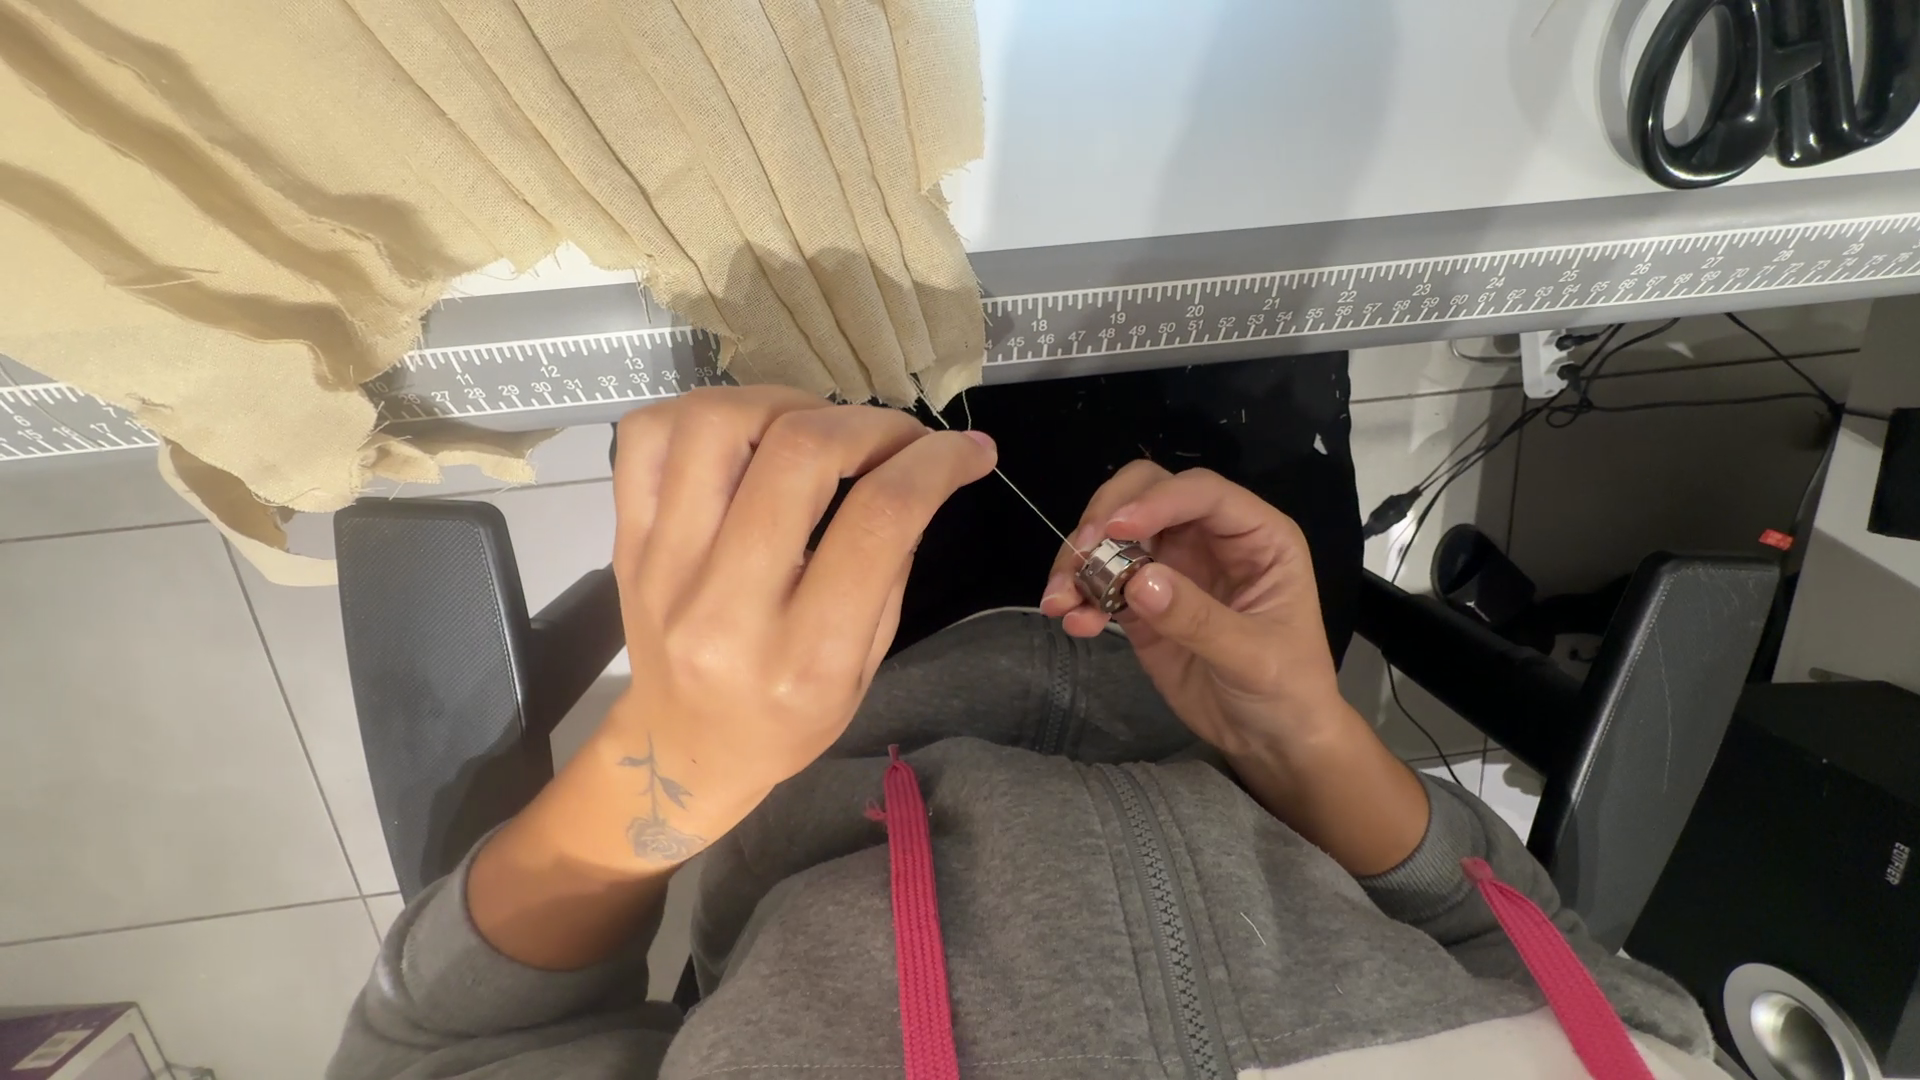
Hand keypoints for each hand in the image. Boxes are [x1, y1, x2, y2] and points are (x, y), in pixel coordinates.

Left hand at [469, 387, 993, 968]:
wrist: (684, 747)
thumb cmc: (791, 719)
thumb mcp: (867, 666)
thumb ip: (890, 567)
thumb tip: (917, 469)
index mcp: (806, 656)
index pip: (880, 518)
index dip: (938, 463)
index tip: (970, 450)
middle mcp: (727, 607)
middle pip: (801, 454)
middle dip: (873, 424)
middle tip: (902, 438)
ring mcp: (663, 567)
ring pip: (719, 424)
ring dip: (792, 402)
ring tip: (825, 426)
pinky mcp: (626, 541)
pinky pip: (647, 436)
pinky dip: (709, 410)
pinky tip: (753, 434)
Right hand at [1038, 462, 1348, 760]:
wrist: (1269, 741)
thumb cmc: (1286, 692)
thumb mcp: (1254, 658)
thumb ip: (1198, 618)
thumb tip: (1138, 581)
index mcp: (1254, 535)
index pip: (1201, 493)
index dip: (1156, 500)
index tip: (1115, 529)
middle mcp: (1208, 538)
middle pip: (1146, 493)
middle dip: (1106, 516)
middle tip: (1081, 551)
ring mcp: (1171, 567)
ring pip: (1113, 535)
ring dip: (1079, 559)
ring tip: (1059, 600)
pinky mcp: (1140, 601)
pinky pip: (1101, 582)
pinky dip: (1079, 595)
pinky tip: (1073, 622)